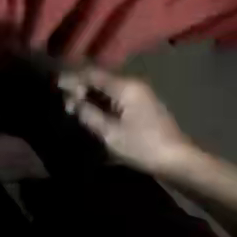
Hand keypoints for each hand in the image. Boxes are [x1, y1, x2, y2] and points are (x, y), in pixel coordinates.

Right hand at [58, 67, 199, 176]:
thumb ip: (88, 114)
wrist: (180, 161)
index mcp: (125, 86)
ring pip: (107, 87)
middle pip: (99, 78)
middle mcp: (132, 84)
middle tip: (65, 102)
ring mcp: (139, 94)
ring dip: (90, 94)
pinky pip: (116, 95)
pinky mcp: (142, 105)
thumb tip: (72, 102)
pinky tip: (92, 111)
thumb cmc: (143, 146)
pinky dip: (101, 100)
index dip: (72, 78)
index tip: (55, 85)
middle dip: (80, 87)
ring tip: (75, 107)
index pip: (92, 74)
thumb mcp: (110, 133)